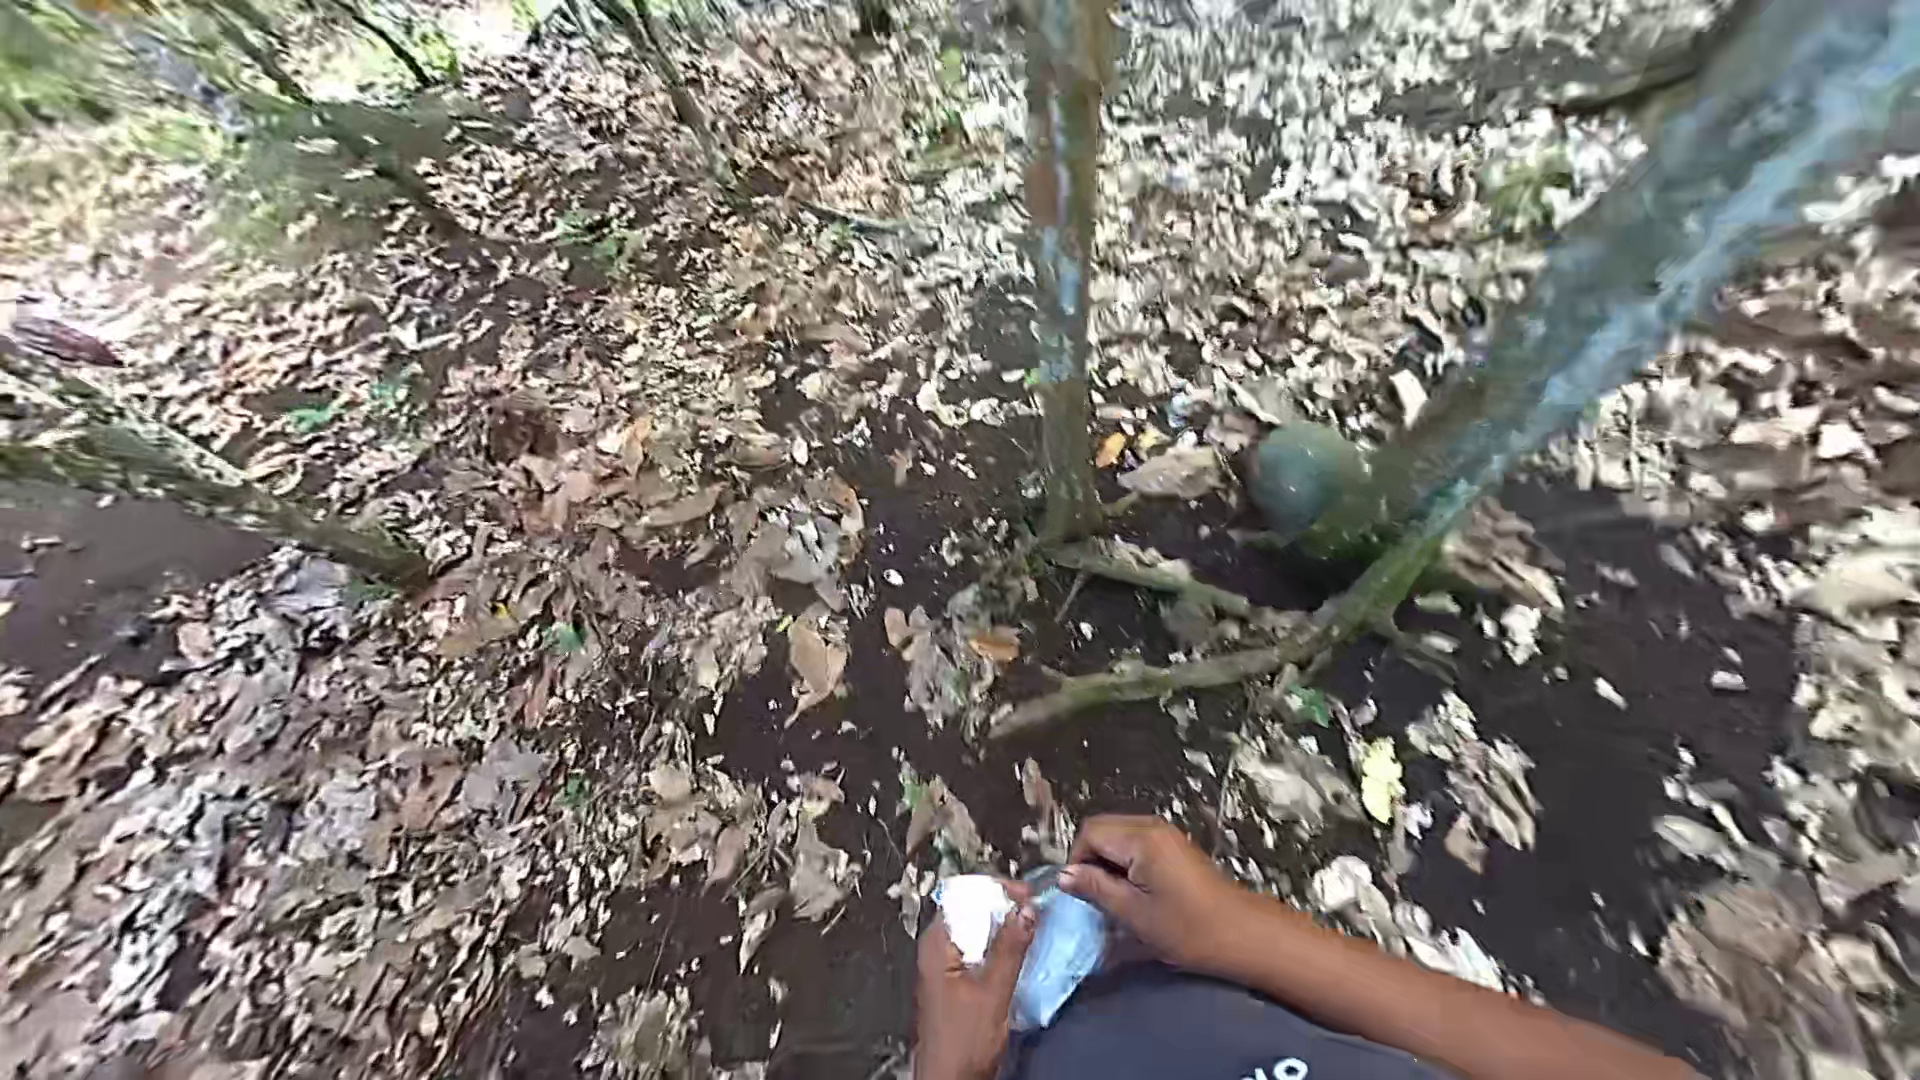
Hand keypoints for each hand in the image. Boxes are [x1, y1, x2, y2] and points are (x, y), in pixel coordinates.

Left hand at [914, 885, 1036, 1079]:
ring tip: (1032, 920)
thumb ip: (1010, 949)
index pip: (966, 894)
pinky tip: (1019, 946)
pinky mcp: (957, 978)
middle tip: (1034, 905)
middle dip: (1004, 903)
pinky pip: (980, 946)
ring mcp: (946, 962)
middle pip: (972, 907)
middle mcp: (938, 945)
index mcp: (938, 941)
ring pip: (978, 927)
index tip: (1028, 893)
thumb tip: (1029, 908)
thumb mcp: (991, 993)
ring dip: (1005, 923)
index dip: (998, 888)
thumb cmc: (963, 1042)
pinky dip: (1000, 942)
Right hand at [1059, 815, 1260, 974]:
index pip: (1090, 832)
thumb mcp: (1135, 914)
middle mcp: (1150, 825)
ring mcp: (1164, 831)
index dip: (1077, 859)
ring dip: (1107, 858)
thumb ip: (1096, 888)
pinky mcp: (1172, 843)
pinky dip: (1124, 858)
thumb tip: (1064, 876)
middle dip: (1090, 856)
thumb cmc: (1189, 930)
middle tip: (1095, 893)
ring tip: (1115, 893)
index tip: (1081, 891)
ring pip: (1117, 832)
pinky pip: (1134, 839)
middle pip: (1102, 827)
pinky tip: (1135, 887)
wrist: (1244, 936)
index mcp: (1140, 839)